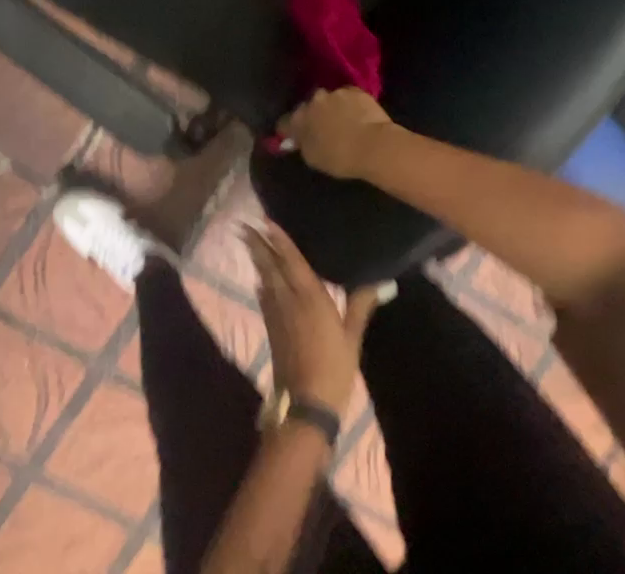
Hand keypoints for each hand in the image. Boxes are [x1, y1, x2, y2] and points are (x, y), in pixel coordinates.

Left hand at [243, 220, 381, 414]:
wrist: (305, 403)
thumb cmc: (334, 367)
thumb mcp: (352, 335)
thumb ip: (361, 305)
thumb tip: (381, 281)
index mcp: (310, 297)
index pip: (292, 261)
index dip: (279, 240)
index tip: (264, 221)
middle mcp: (289, 301)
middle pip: (271, 267)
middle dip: (257, 246)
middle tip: (244, 226)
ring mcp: (277, 316)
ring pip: (265, 280)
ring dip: (256, 261)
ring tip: (249, 243)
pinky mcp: (272, 330)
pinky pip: (265, 298)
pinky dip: (261, 284)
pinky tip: (260, 281)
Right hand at [276, 88, 395, 179]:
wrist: (374, 146)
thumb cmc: (340, 158)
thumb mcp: (313, 158)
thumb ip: (302, 145)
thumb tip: (298, 139)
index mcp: (299, 119)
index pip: (284, 123)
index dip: (289, 131)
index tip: (294, 137)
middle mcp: (314, 100)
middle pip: (308, 107)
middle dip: (313, 116)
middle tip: (322, 129)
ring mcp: (336, 93)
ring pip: (329, 100)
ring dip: (332, 108)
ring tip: (343, 122)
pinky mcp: (356, 91)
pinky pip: (348, 97)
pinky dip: (350, 105)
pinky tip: (358, 116)